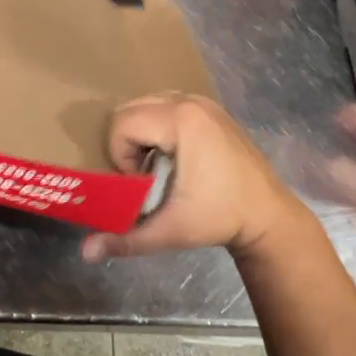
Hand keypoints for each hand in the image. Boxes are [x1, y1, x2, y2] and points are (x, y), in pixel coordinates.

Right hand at [81, 93, 309, 261]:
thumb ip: (125, 239)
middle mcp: (190, 102)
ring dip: (141, 133)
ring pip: (148, 104)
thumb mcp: (170, 230)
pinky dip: (159, 127)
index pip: (122, 124)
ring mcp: (204, 102)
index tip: (140, 183)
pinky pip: (167, 106)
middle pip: (131, 108)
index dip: (120, 155)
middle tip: (143, 175)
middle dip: (127, 142)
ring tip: (157, 166)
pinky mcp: (212, 109)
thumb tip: (85, 252)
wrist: (270, 216)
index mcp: (181, 121)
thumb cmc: (220, 218)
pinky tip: (174, 158)